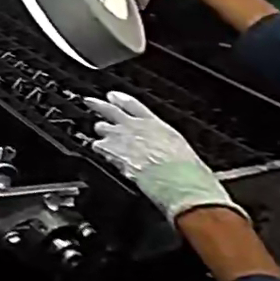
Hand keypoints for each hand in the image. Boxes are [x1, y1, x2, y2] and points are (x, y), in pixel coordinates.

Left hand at [85, 91, 245, 221]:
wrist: (181, 185)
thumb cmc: (190, 173)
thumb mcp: (181, 150)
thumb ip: (164, 143)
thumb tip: (162, 147)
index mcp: (156, 125)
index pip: (133, 104)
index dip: (120, 99)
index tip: (112, 96)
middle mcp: (134, 126)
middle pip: (109, 109)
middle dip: (97, 105)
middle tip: (89, 102)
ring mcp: (119, 137)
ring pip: (100, 127)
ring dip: (101, 133)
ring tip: (103, 138)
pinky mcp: (110, 151)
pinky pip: (96, 146)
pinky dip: (99, 151)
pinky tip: (102, 155)